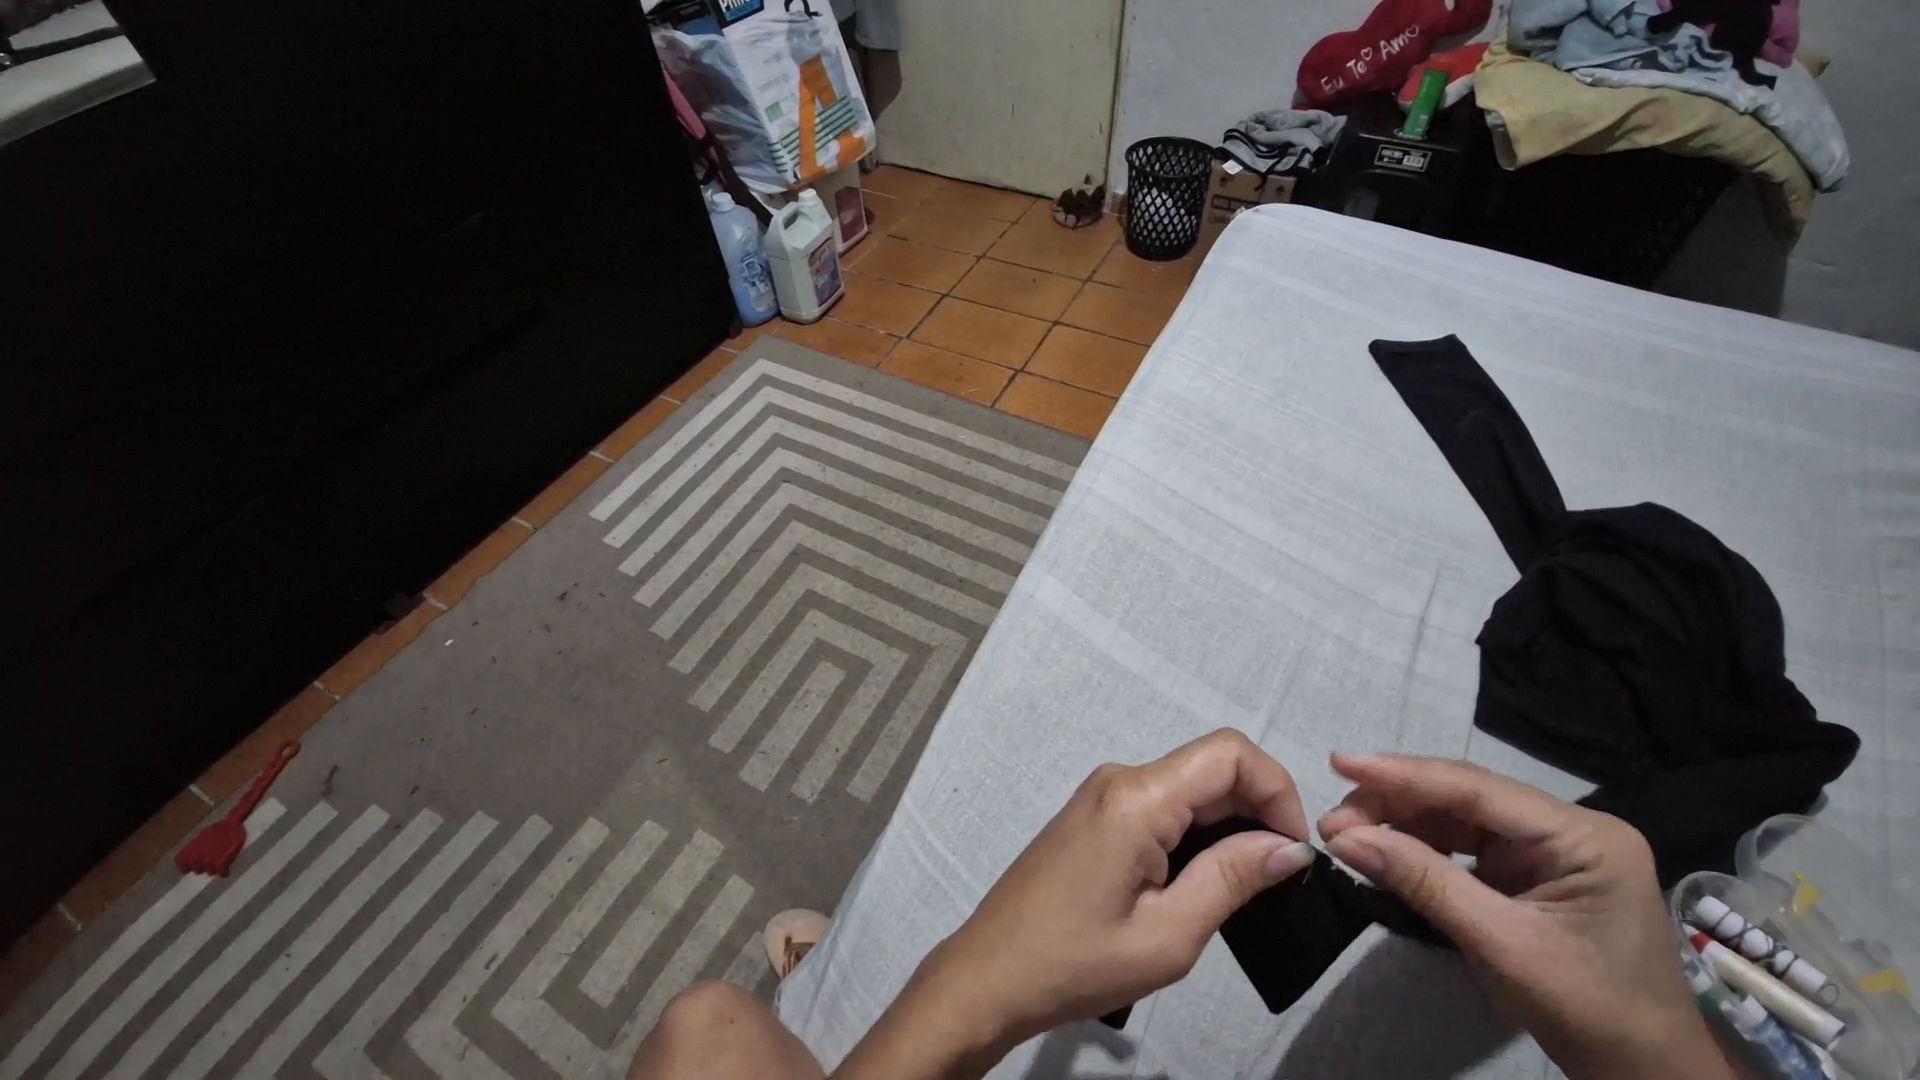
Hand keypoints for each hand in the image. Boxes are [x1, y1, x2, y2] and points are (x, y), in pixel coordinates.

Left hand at [834, 730, 1315, 1078]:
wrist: (991, 973)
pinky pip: (1161, 803)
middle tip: (1277, 877)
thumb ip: (1232, 879)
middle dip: (1258, 809)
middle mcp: (1119, 778)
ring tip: (1242, 886)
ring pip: (1189, 785)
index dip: (1277, 790)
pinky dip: (1196, 830)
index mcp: (1136, 797)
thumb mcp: (1168, 935)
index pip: (1230, 752)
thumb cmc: (1076, 962)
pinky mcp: (1095, 814)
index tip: (1294, 852)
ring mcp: (1102, 793)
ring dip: (1228, 823)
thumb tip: (1290, 848)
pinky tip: (1201, 878)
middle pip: (1210, 765)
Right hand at [1317, 754, 1735, 1079]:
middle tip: (1332, 822)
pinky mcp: (1529, 873)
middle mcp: (1566, 829)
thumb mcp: (1500, 944)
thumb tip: (1343, 838)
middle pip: (1461, 798)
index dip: (1402, 774)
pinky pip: (1462, 847)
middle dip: (1392, 804)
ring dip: (1398, 825)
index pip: (1476, 789)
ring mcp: (1548, 850)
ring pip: (1455, 819)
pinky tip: (1382, 853)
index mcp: (1582, 836)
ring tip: (1345, 836)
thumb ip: (1423, 882)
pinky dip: (1418, 850)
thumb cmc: (1589, 1012)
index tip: (1340, 762)